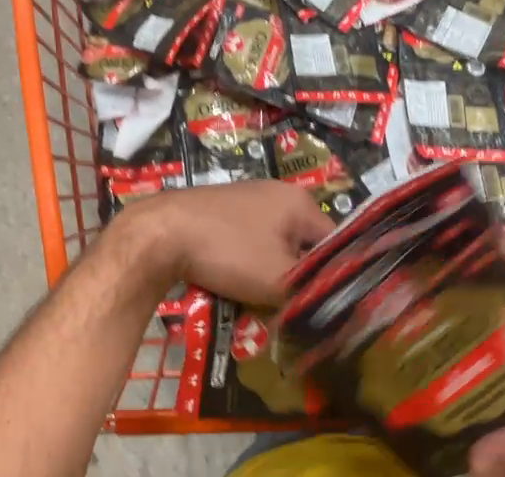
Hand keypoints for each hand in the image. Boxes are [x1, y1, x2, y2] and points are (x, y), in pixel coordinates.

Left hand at [119, 180, 334, 306]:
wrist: (161, 233)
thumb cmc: (229, 251)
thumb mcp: (281, 280)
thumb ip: (316, 293)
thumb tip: (343, 307)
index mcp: (299, 201)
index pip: (336, 245)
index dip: (334, 280)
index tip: (325, 310)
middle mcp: (276, 193)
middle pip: (302, 247)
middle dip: (296, 281)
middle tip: (287, 311)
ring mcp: (245, 200)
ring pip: (273, 250)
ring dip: (269, 278)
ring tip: (258, 305)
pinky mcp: (219, 211)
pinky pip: (247, 245)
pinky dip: (245, 267)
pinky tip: (234, 287)